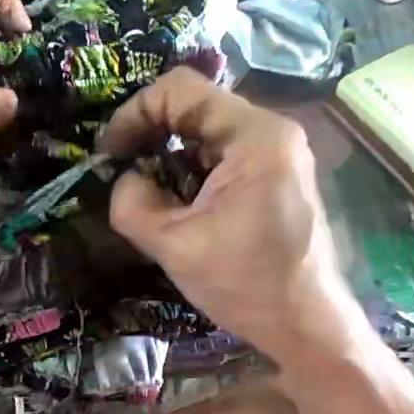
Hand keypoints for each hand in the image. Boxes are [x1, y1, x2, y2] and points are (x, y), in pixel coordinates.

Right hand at [103, 70, 352, 346]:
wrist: (305, 324)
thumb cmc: (244, 283)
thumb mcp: (172, 245)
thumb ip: (132, 204)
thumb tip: (124, 180)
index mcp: (254, 136)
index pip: (180, 89)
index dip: (134, 113)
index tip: (109, 154)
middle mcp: (271, 132)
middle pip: (194, 108)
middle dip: (149, 137)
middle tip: (120, 173)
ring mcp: (277, 154)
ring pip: (205, 134)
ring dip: (168, 160)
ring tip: (147, 198)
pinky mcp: (275, 177)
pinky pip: (221, 158)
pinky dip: (190, 174)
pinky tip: (177, 208)